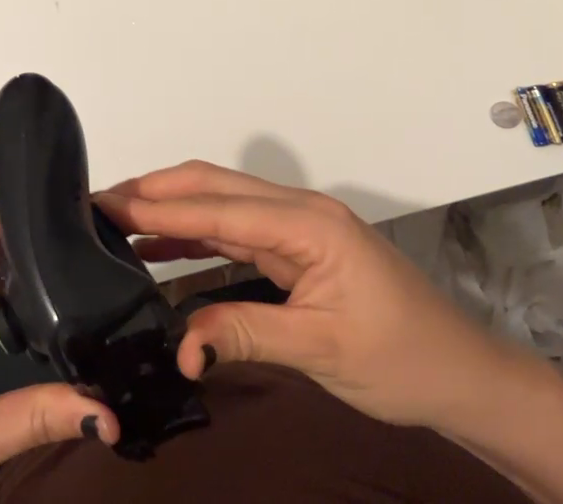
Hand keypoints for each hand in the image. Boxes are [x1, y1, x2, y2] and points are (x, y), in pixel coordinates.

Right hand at [99, 160, 526, 429]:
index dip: (160, 207)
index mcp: (309, 226)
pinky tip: (155, 244)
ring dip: (168, 206)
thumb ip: (246, 335)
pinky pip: (231, 230)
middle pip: (213, 185)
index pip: (220, 210)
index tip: (107, 205)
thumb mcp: (323, 349)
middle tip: (97, 203)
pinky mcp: (293, 248)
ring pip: (219, 202)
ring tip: (113, 216)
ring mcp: (296, 228)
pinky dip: (191, 232)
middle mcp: (298, 213)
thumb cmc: (405, 360)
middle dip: (155, 190)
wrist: (465, 377)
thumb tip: (180, 347)